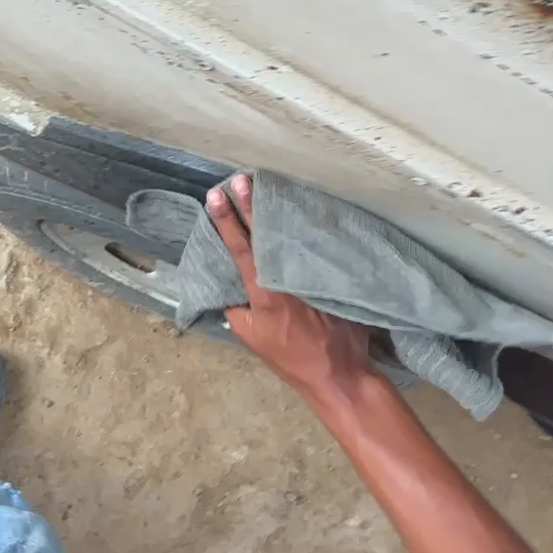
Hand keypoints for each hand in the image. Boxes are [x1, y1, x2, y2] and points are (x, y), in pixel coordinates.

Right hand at [208, 173, 377, 403]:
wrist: (338, 374)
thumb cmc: (289, 357)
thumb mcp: (250, 336)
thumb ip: (237, 309)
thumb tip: (235, 293)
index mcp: (262, 288)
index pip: (238, 246)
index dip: (225, 220)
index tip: (214, 196)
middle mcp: (285, 275)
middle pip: (264, 233)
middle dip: (249, 204)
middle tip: (241, 179)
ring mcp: (310, 276)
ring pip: (291, 238)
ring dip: (277, 214)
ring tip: (268, 190)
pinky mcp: (331, 281)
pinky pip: (313, 252)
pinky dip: (304, 235)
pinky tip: (300, 219)